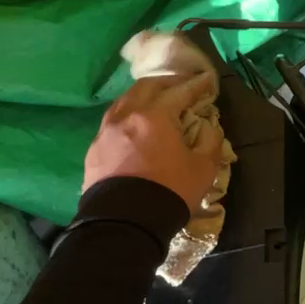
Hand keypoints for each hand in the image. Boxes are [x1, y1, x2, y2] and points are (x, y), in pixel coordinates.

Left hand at [82, 73, 222, 215]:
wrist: (124, 224)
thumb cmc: (170, 190)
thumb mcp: (204, 167)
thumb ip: (210, 140)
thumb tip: (208, 127)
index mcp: (155, 116)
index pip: (181, 91)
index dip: (197, 84)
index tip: (208, 79)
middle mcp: (127, 116)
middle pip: (146, 87)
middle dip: (167, 83)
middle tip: (183, 87)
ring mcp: (106, 132)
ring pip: (125, 101)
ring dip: (144, 97)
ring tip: (157, 103)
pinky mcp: (94, 149)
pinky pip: (113, 122)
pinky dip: (129, 116)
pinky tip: (136, 127)